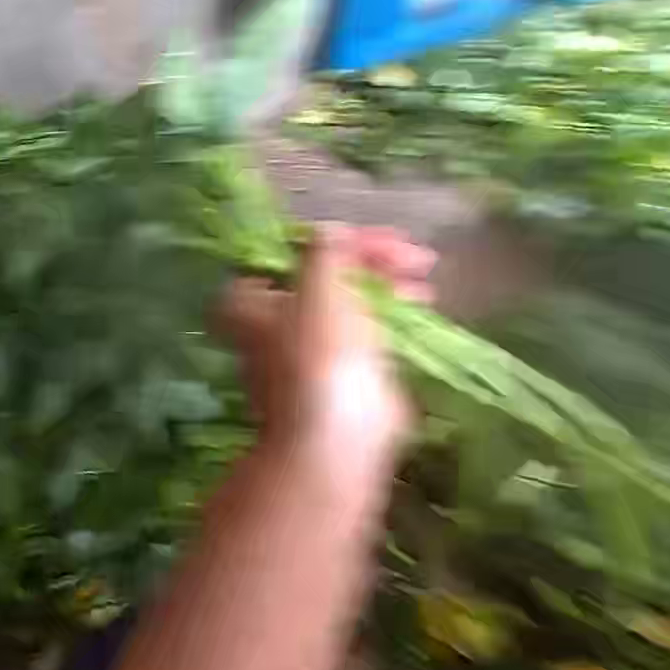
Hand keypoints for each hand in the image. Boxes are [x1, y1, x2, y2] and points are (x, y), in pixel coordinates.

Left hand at [216, 224, 431, 482]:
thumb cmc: (320, 356)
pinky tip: (417, 302)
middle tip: (415, 257)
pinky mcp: (332, 370)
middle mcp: (266, 320)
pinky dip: (384, 312)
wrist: (337, 440)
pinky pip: (358, 328)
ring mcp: (300, 347)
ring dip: (383, 284)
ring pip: (342, 300)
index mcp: (246, 299)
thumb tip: (327, 230)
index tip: (386, 239)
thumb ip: (323, 251)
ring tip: (424, 280)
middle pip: (320, 275)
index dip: (340, 240)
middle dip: (369, 261)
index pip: (292, 252)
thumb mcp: (319, 288)